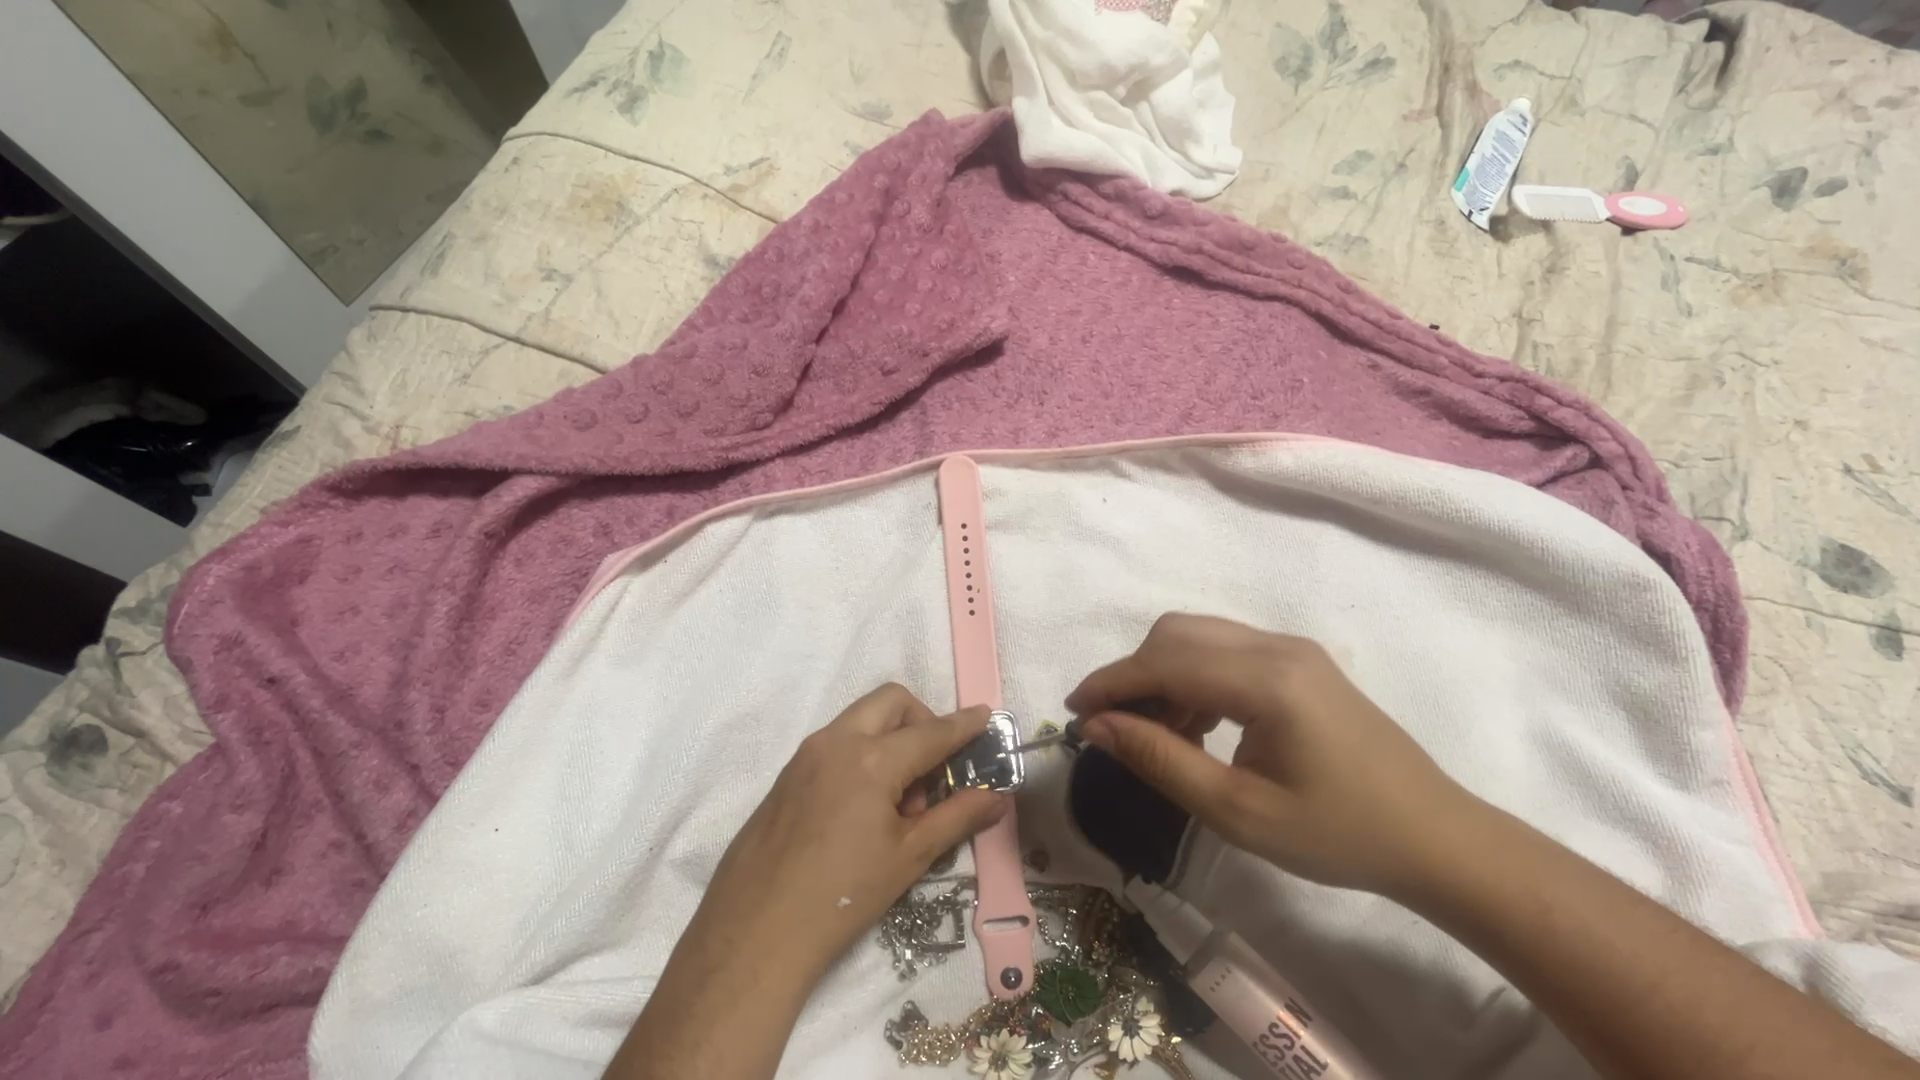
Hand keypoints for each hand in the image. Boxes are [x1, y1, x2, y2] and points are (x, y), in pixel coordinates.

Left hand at [688, 685, 1010, 980]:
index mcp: (872, 759)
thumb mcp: (910, 857)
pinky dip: (863, 752)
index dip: (965, 726)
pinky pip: (836, 742)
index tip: (987, 718)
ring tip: (902, 799)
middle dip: (923, 719)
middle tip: (937, 766)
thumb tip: (997, 797)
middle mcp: (837, 741)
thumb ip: (957, 818)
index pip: (932, 732)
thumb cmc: (843, 895)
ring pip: (861, 719)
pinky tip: (866, 808)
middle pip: (892, 701)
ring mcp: (806, 754)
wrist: (756, 929)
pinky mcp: (788, 774)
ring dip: (892, 737)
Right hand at [1067, 613, 1476, 896]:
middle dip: (1133, 674)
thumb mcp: (1237, 812)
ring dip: (1162, 675)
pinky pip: (1226, 651)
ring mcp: (1293, 650)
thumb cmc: (1337, 834)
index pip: (1164, 662)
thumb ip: (1161, 760)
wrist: (1433, 837)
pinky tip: (1196, 727)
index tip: (1072, 714)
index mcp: (1268, 680)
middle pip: (1177, 634)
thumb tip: (1096, 727)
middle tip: (1112, 729)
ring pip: (1199, 637)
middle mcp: (1278, 647)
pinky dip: (1193, 677)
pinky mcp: (1300, 663)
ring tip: (1155, 736)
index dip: (1111, 684)